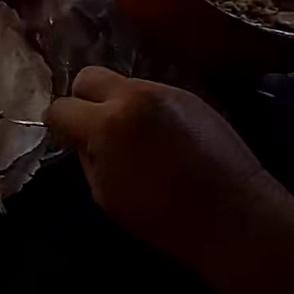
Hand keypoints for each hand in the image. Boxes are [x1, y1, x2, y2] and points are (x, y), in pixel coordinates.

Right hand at [45, 67, 277, 256]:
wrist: (236, 217)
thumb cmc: (163, 216)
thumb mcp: (105, 194)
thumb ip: (86, 156)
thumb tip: (81, 139)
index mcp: (107, 123)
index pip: (60, 107)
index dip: (57, 125)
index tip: (65, 140)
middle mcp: (133, 95)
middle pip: (87, 76)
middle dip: (82, 99)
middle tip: (94, 128)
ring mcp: (164, 91)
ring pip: (122, 83)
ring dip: (116, 104)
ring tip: (133, 136)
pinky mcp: (189, 95)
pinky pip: (151, 93)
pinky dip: (145, 109)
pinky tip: (160, 138)